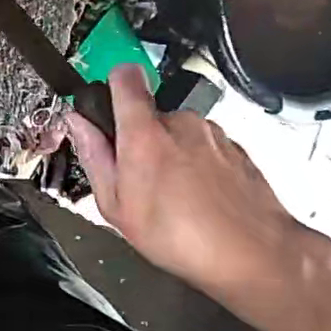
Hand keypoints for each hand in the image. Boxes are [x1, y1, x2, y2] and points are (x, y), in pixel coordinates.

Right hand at [65, 66, 308, 288]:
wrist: (253, 253)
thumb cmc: (181, 237)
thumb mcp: (116, 206)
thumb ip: (94, 156)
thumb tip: (78, 123)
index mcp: (144, 133)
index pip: (125, 76)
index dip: (113, 83)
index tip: (109, 103)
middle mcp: (181, 122)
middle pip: (150, 115)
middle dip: (142, 140)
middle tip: (141, 181)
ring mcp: (212, 132)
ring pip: (179, 133)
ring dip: (172, 155)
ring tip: (174, 198)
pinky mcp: (235, 146)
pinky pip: (204, 148)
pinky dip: (198, 167)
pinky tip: (199, 200)